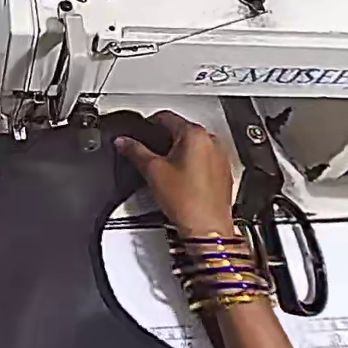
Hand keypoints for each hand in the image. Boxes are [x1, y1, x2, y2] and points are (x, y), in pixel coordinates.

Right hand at [117, 111, 236, 236]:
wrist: (208, 230)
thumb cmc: (187, 203)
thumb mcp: (153, 171)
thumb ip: (135, 151)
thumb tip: (123, 142)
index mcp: (194, 134)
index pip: (166, 117)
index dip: (150, 124)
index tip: (143, 131)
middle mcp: (212, 141)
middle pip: (181, 130)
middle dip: (165, 140)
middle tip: (153, 156)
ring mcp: (220, 156)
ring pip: (194, 144)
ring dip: (180, 152)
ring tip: (169, 170)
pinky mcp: (224, 170)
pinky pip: (205, 158)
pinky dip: (193, 163)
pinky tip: (184, 179)